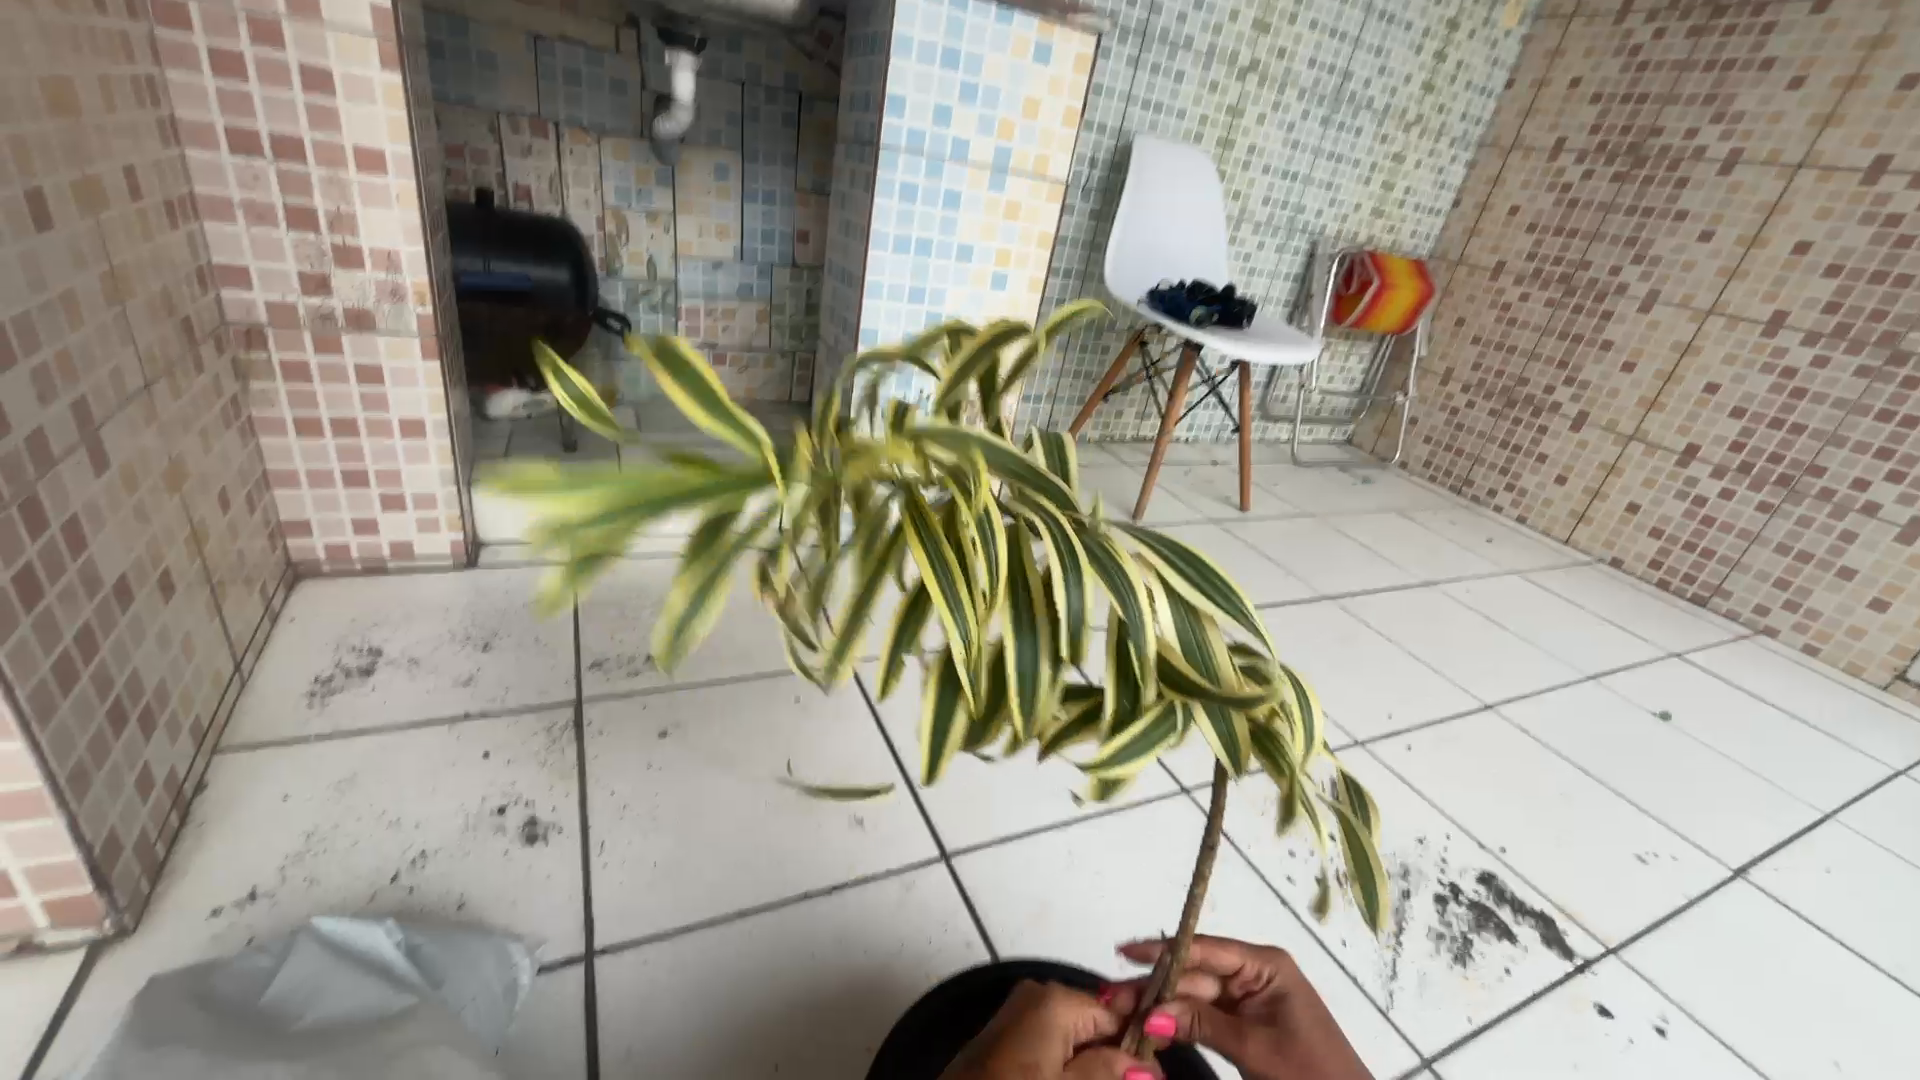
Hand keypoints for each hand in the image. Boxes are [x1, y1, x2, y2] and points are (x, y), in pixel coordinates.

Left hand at [940, 979, 1162, 1079]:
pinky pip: (1050, 1042)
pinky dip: (1066, 1064)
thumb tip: (1149, 1067)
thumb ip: (1109, 1071)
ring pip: (1073, 1036)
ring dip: (1092, 1065)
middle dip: (1114, 1057)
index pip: (1116, 1015)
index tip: (1157, 1077)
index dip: (1139, 1047)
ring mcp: (1019, 1012)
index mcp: (1057, 999)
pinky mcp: (1006, 1034)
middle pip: (1094, 1024)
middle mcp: (1038, 994)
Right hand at [1103, 936, 1373, 1079]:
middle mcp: (1252, 973)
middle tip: (1113, 997)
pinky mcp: (1244, 1024)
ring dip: (1160, 1004)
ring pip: (1193, 995)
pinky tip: (1149, 1024)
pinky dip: (1177, 1022)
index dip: (1162, 949)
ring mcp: (1248, 999)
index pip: (1203, 948)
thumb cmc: (1311, 1073)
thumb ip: (1201, 1024)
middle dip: (1154, 985)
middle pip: (1193, 973)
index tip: (1124, 951)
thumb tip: (1149, 1012)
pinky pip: (1203, 1016)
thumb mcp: (1255, 1048)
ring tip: (1120, 1010)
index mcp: (1264, 964)